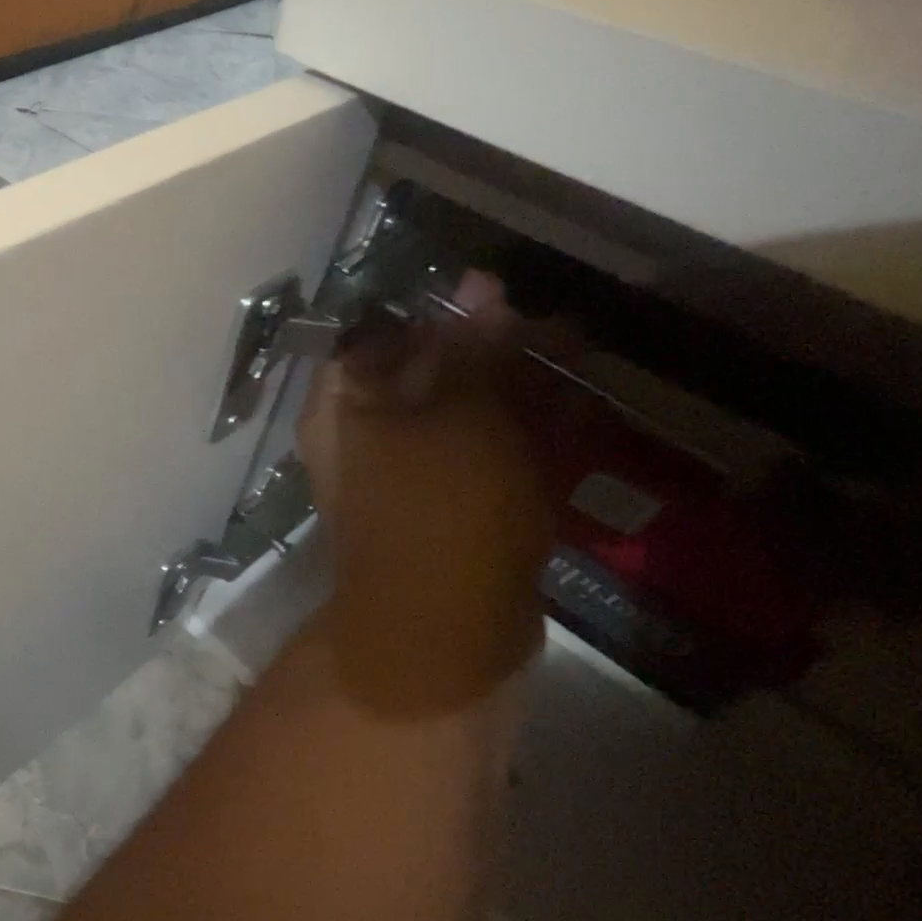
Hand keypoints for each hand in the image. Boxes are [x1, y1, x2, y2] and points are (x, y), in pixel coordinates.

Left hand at [294, 272, 553, 715]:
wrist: (443, 634)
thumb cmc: (443, 506)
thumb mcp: (462, 415)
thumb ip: (470, 351)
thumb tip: (476, 286)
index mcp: (341, 407)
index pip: (379, 339)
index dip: (438, 317)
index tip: (500, 302)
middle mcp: (359, 439)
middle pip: (424, 377)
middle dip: (492, 354)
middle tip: (559, 334)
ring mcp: (401, 481)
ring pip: (458, 420)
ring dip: (516, 393)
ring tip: (580, 365)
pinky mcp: (442, 517)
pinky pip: (478, 463)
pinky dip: (521, 441)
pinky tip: (578, 421)